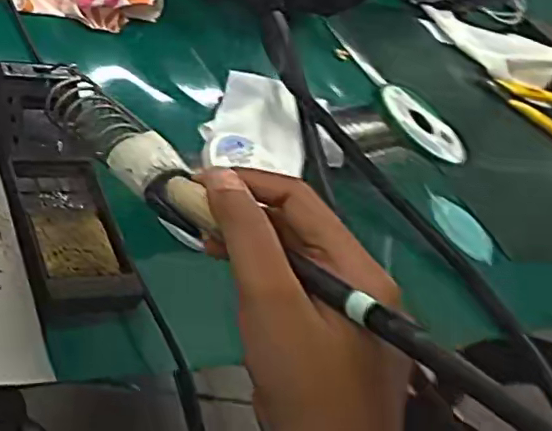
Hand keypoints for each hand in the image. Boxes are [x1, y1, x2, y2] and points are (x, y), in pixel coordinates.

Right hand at [197, 168, 409, 430]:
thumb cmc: (301, 375)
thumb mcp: (268, 296)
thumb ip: (245, 231)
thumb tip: (220, 176)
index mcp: (356, 267)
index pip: (297, 198)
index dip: (245, 181)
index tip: (197, 182)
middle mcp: (356, 277)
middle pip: (292, 219)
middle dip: (239, 206)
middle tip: (195, 208)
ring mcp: (342, 302)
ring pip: (285, 244)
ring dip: (241, 232)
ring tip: (205, 235)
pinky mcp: (324, 321)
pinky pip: (285, 271)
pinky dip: (251, 258)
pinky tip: (226, 263)